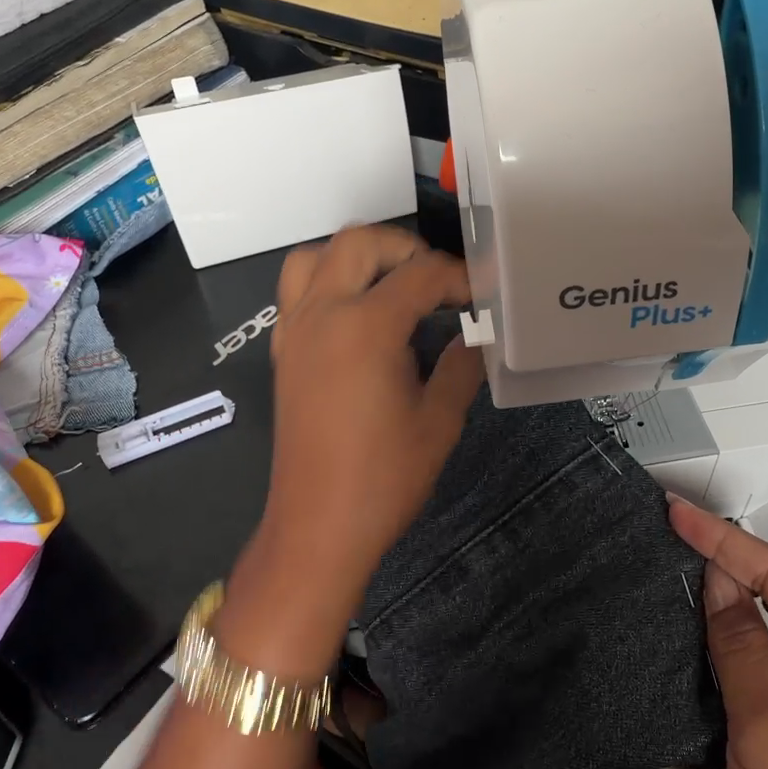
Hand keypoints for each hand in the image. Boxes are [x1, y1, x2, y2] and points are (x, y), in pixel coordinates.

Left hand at [264, 225, 484, 571]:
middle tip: (438, 283)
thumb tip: (475, 336)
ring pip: (315, 257)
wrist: (318, 525)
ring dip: (356, 258)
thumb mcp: (439, 420)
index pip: (421, 274)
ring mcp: (294, 330)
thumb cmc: (384, 477)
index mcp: (365, 326)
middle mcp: (322, 313)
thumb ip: (461, 366)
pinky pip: (298, 291)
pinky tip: (359, 317)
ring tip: (392, 286)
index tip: (484, 294)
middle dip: (405, 249)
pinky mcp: (283, 352)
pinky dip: (328, 283)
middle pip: (359, 242)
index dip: (459, 278)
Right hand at [669, 497, 767, 768]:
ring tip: (684, 576)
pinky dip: (737, 649)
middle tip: (677, 534)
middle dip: (730, 565)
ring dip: (730, 610)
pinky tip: (705, 639)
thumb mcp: (767, 725)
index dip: (725, 540)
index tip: (681, 514)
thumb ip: (740, 643)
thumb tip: (719, 580)